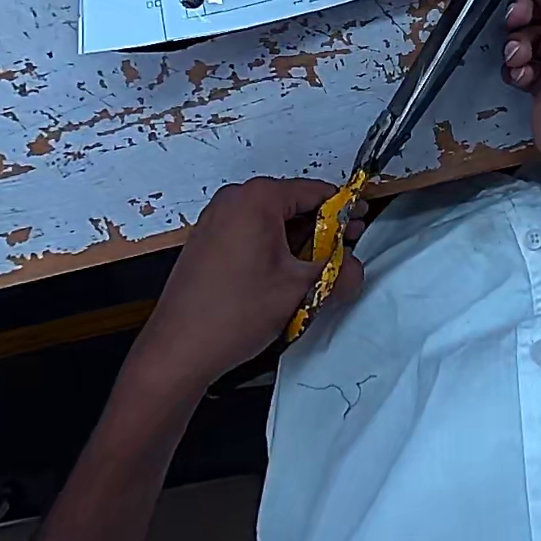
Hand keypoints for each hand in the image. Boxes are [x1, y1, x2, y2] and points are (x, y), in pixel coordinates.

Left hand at [129, 177, 365, 390]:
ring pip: (271, 220)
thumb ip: (337, 271)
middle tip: (345, 249)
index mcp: (257, 198)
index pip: (314, 191)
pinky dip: (274, 247)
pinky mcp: (208, 238)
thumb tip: (355, 268)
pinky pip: (251, 231)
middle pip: (291, 204)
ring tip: (318, 270)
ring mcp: (217, 217)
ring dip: (298, 241)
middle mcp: (234, 199)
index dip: (343, 207)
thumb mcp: (299, 289)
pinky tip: (287, 275)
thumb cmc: (234, 312)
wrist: (178, 348)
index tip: (361, 218)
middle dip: (321, 227)